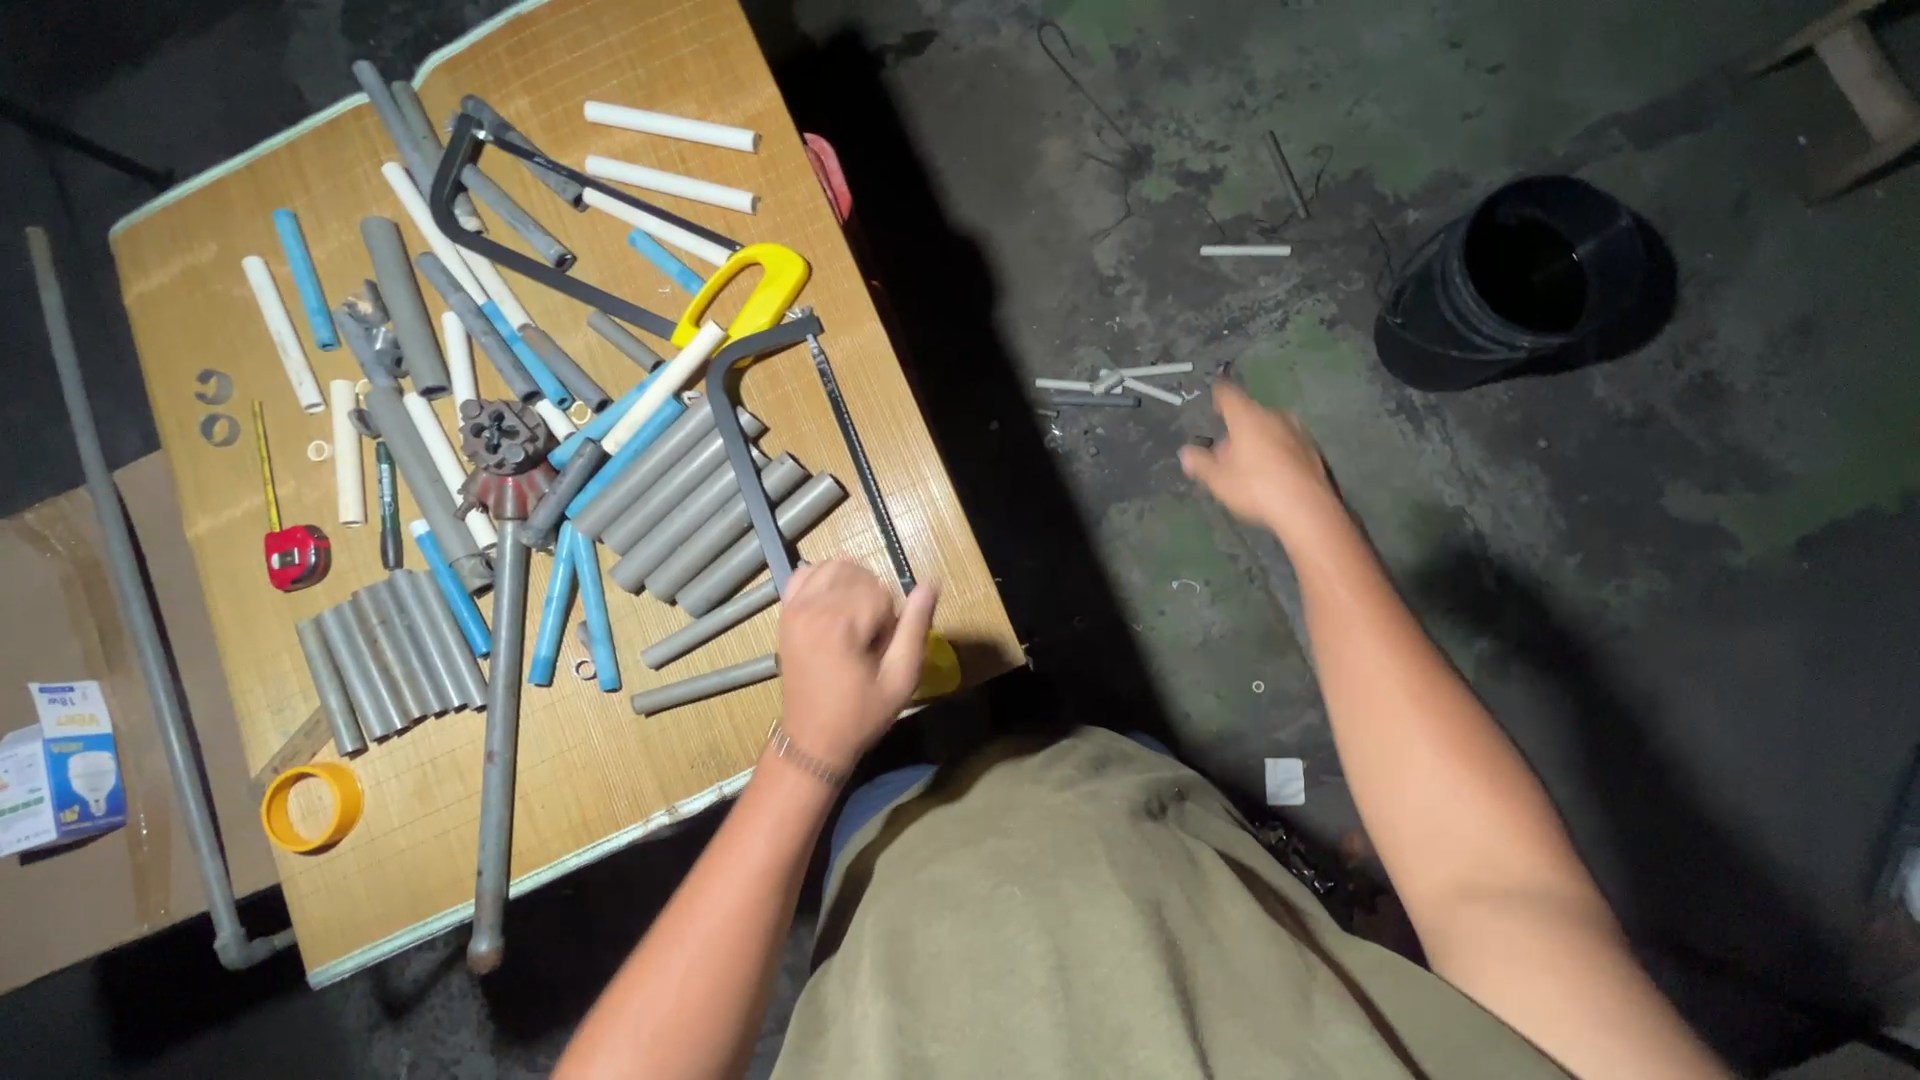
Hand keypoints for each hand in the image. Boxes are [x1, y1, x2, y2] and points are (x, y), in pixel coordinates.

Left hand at [776, 560, 937, 770]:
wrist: (813, 739)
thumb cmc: (861, 714)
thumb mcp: (900, 678)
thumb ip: (915, 627)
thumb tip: (930, 585)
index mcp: (841, 624)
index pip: (882, 592)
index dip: (891, 619)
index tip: (883, 649)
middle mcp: (813, 607)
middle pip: (860, 575)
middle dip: (874, 599)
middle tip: (870, 639)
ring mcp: (794, 608)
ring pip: (834, 567)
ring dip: (853, 584)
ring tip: (856, 619)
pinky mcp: (785, 614)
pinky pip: (804, 574)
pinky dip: (823, 578)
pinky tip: (834, 602)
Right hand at [1179, 380, 1343, 541]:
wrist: (1306, 508)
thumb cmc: (1256, 488)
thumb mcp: (1218, 480)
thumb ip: (1200, 463)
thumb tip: (1186, 453)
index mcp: (1247, 417)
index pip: (1228, 394)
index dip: (1218, 397)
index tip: (1213, 408)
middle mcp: (1273, 415)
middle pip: (1249, 413)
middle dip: (1236, 429)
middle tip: (1225, 453)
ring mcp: (1296, 430)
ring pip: (1269, 427)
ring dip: (1257, 439)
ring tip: (1248, 465)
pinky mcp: (1312, 447)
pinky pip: (1286, 441)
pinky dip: (1275, 450)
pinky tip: (1271, 473)